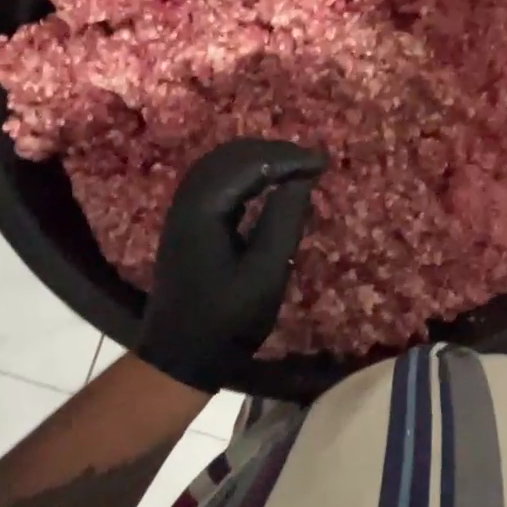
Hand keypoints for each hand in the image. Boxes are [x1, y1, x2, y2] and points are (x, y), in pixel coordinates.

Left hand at [136, 139, 327, 391]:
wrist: (182, 354)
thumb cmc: (229, 319)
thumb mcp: (266, 273)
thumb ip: (284, 222)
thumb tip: (302, 180)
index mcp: (203, 210)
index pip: (249, 164)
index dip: (289, 158)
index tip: (324, 162)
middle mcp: (187, 200)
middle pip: (232, 156)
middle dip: (275, 152)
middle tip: (314, 162)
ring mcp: (183, 210)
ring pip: (222, 164)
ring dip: (261, 159)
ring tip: (297, 167)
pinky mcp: (188, 222)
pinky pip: (217, 180)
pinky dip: (247, 174)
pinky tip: (270, 184)